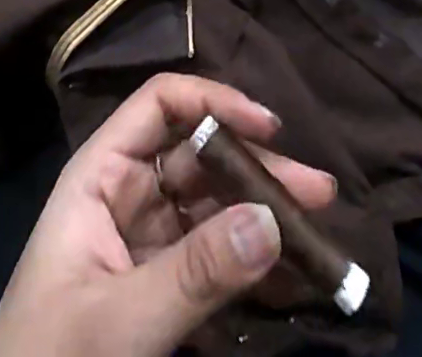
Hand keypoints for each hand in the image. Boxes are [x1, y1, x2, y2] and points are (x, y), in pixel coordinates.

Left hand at [0, 74, 337, 356]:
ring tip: (320, 230)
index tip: (269, 128)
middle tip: (319, 191)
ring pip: (216, 206)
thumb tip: (271, 219)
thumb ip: (194, 272)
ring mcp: (150, 240)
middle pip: (200, 157)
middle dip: (257, 168)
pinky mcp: (167, 284)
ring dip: (265, 215)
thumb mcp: (118, 319)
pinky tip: (295, 272)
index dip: (212, 102)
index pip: (159, 106)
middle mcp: (129, 195)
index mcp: (102, 175)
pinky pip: (218, 258)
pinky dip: (255, 263)